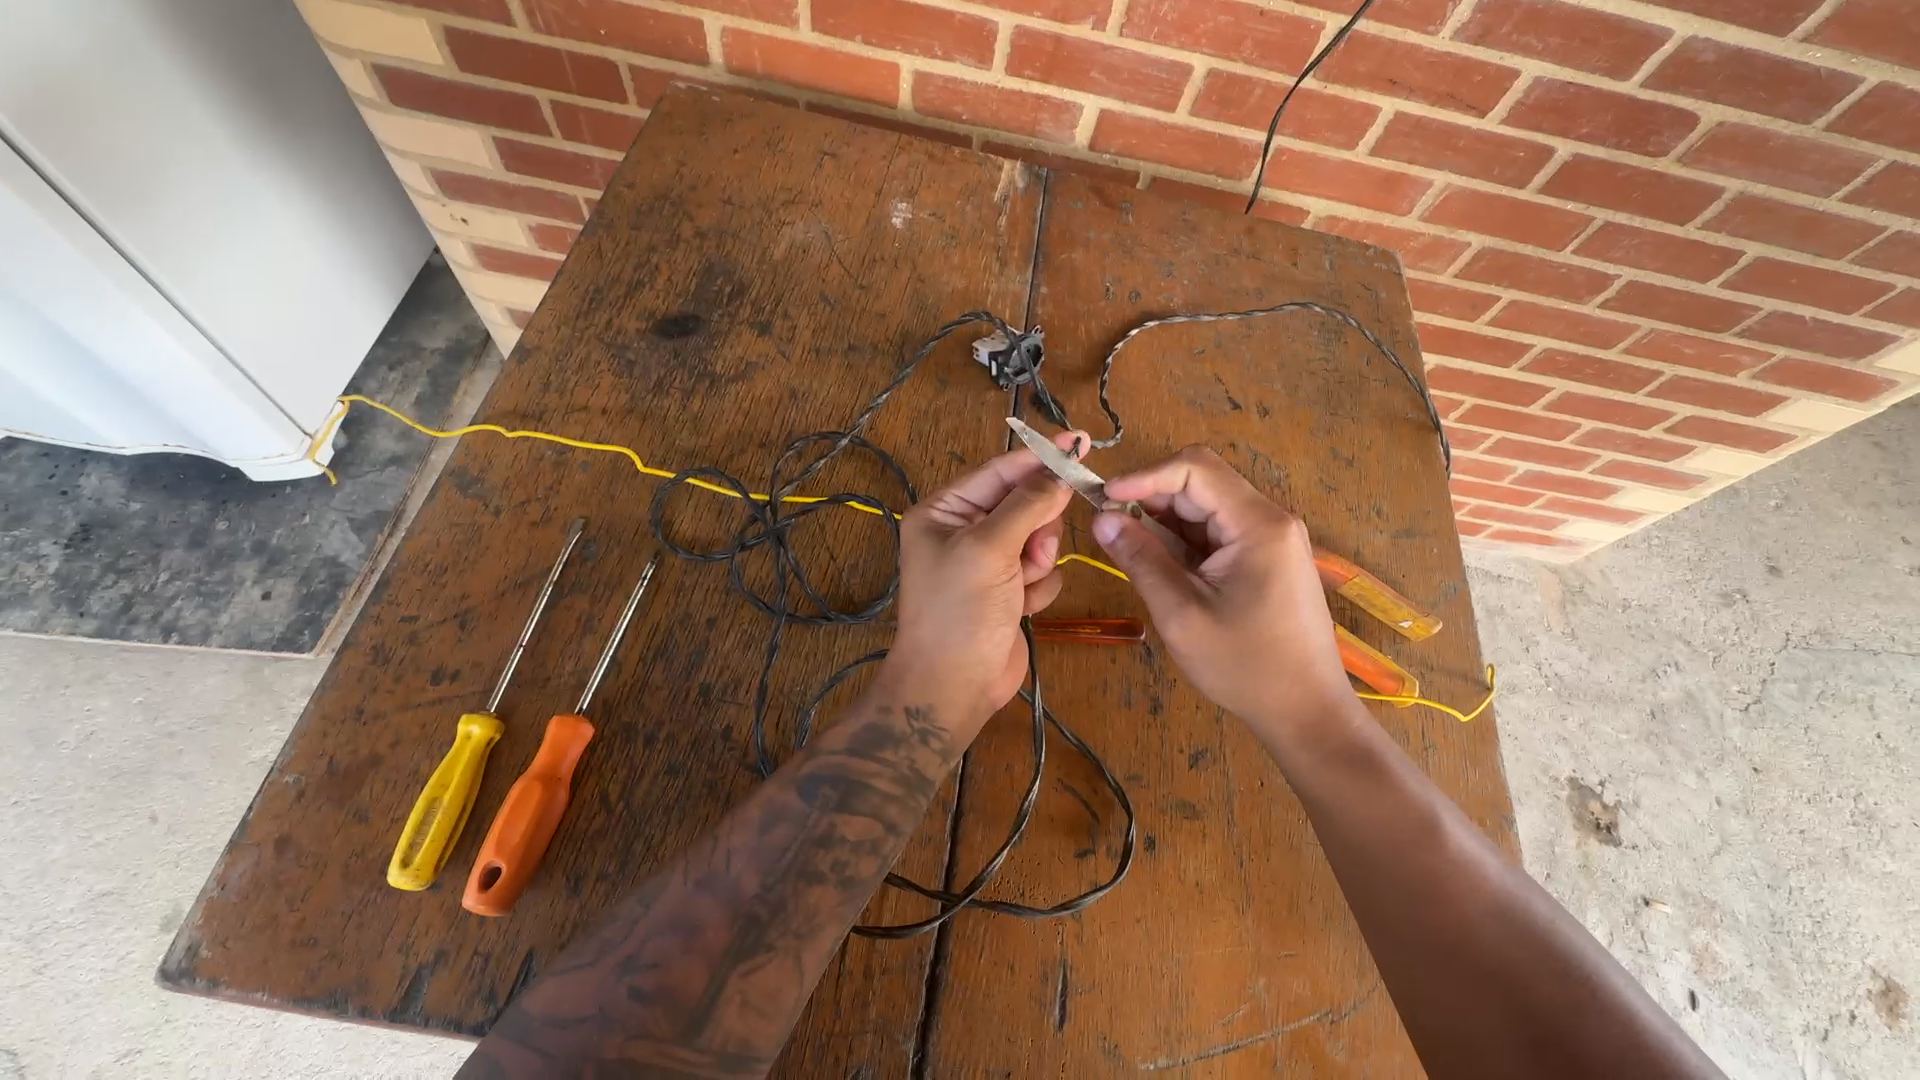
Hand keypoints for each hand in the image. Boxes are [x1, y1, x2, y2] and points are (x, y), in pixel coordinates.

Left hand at [885, 431, 1081, 734]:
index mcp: (944, 511)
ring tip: (1022, 583)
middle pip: (1024, 503)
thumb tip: (1059, 471)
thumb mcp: (988, 549)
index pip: (999, 471)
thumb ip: (1027, 505)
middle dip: (1036, 525)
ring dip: (1038, 560)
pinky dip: (1039, 586)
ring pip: (1039, 537)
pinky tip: (1022, 607)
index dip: (1040, 458)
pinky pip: (1042, 570)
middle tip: (1034, 548)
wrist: (955, 685)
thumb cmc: (960, 611)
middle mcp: (964, 531)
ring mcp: (988, 563)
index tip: (1079, 442)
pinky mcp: (1009, 591)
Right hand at [1092, 446, 1355, 738]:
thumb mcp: (1181, 614)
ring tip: (1125, 546)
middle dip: (1150, 496)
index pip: (1194, 469)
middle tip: (1107, 524)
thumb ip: (1141, 560)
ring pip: (1206, 507)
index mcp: (1257, 525)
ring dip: (1163, 520)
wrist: (1306, 711)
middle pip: (1201, 483)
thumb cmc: (1245, 666)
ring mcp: (1270, 539)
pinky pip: (1216, 532)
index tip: (1102, 498)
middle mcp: (1269, 520)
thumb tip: (1101, 519)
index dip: (1144, 475)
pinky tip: (1157, 562)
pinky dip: (1182, 540)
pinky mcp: (1265, 559)